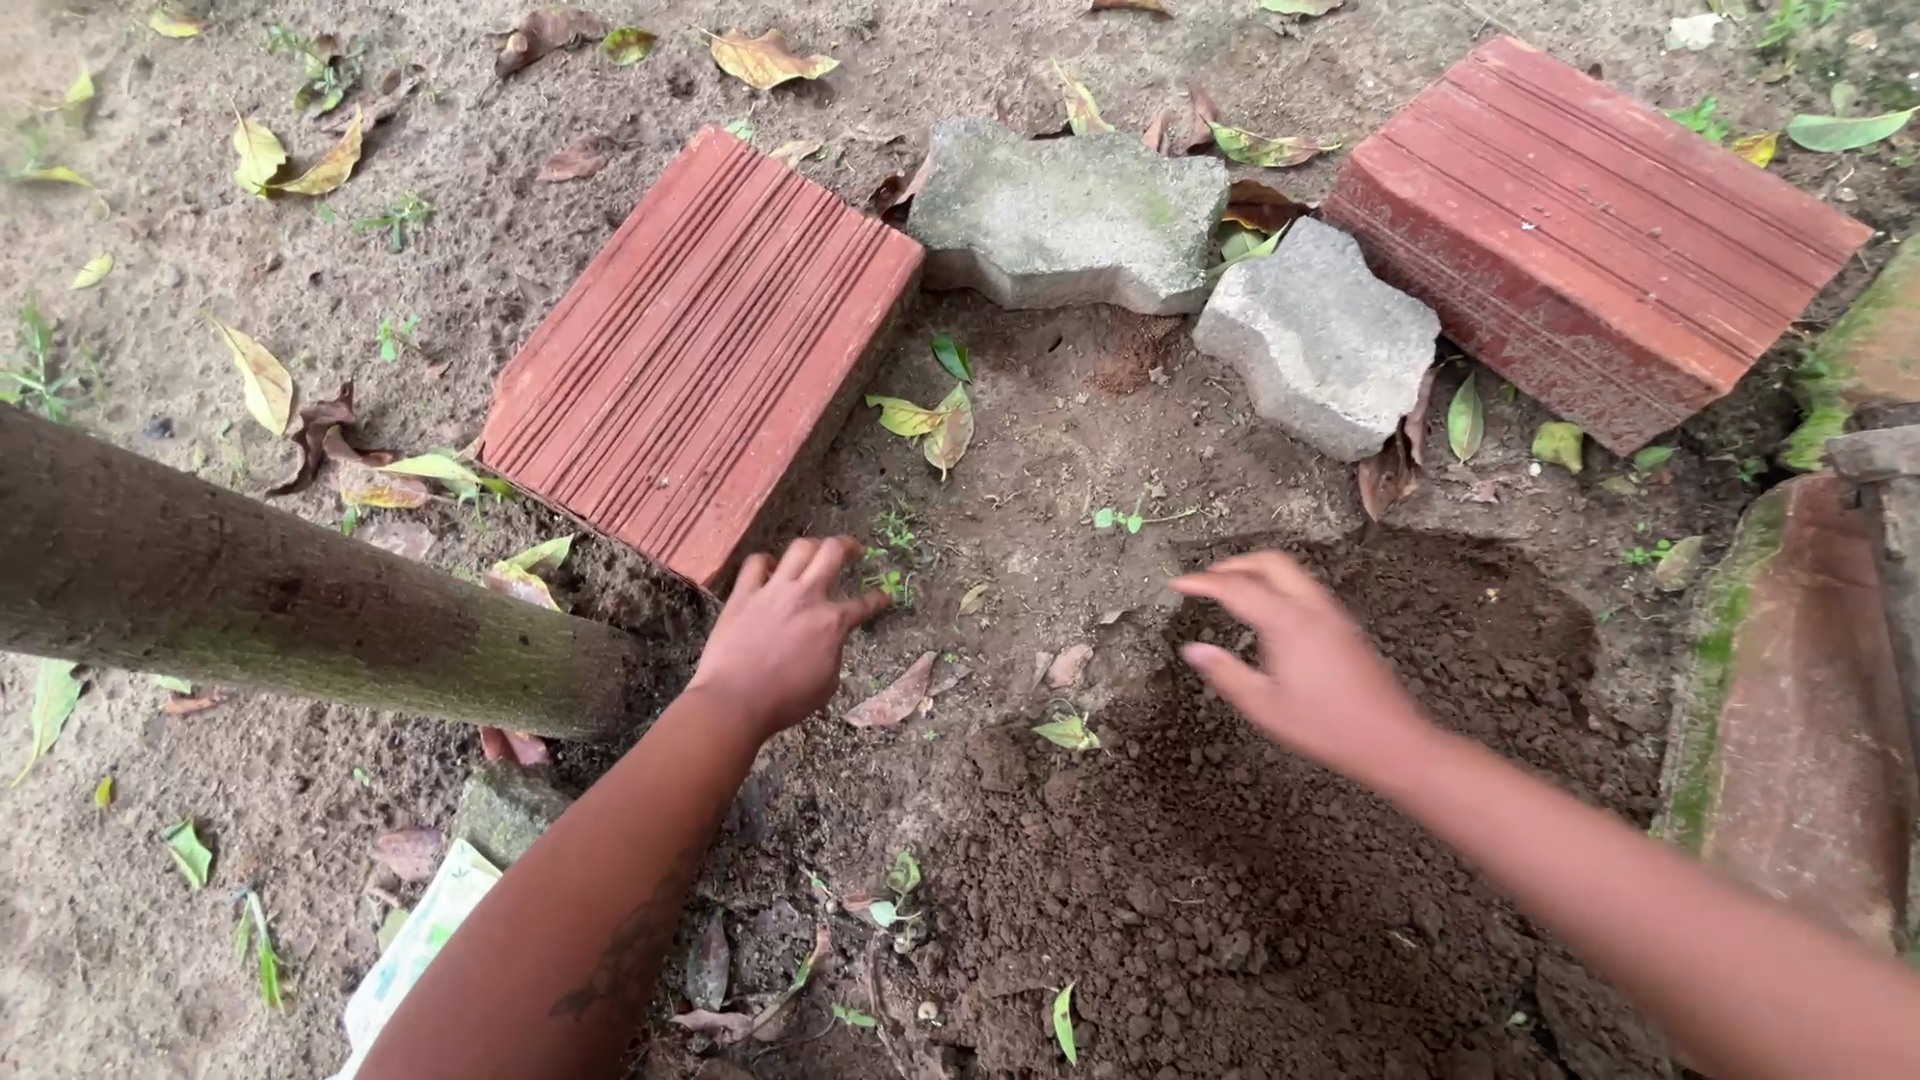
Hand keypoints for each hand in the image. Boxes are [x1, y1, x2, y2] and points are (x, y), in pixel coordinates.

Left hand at [686, 536, 888, 741]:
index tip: (883, 595)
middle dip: (848, 545)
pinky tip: (769, 569)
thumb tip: (829, 641)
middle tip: (853, 550)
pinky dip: (765, 562)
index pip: (864, 604)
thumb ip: (833, 652)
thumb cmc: (785, 700)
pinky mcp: (744, 594)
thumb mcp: (827, 683)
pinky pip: (755, 563)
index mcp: (832, 622)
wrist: (735, 700)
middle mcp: (807, 597)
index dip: (878, 599)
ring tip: (815, 552)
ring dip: (812, 547)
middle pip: (832, 551)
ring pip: (798, 549)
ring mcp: (773, 591)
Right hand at [1170, 551, 1434, 789]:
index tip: (1177, 583)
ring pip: (1291, 572)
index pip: (1237, 587)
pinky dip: (1277, 585)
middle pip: (1271, 562)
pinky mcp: (1344, 626)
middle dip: (1234, 564)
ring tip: (1231, 590)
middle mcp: (1313, 609)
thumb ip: (1225, 673)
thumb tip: (1193, 650)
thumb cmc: (1325, 727)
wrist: (1392, 740)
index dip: (1202, 582)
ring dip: (1257, 572)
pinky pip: (1304, 588)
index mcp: (1288, 623)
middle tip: (1207, 580)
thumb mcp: (1263, 706)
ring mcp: (1333, 615)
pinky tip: (1266, 611)